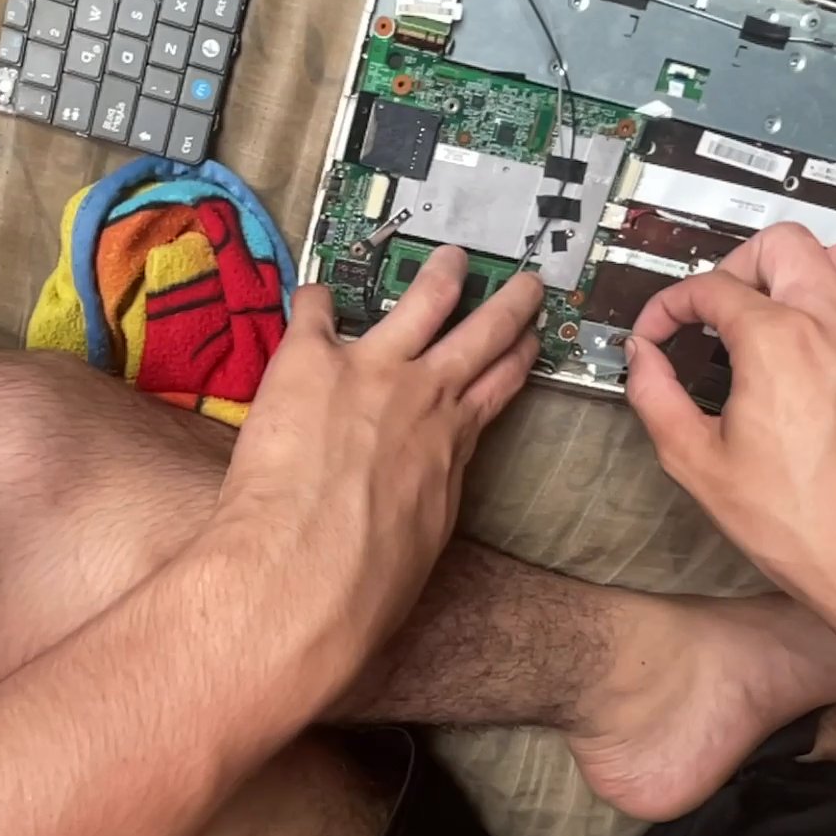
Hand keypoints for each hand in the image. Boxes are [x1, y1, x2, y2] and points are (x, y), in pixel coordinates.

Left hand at [217, 246, 543, 663]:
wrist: (305, 569)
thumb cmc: (369, 578)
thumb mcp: (425, 534)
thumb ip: (429, 488)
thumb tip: (424, 475)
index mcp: (451, 441)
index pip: (497, 388)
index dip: (516, 360)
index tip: (530, 340)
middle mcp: (422, 392)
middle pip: (478, 336)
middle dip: (506, 306)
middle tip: (523, 282)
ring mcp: (370, 366)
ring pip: (419, 304)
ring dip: (437, 277)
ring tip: (450, 257)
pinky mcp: (311, 358)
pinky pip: (316, 310)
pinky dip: (316, 299)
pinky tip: (317, 291)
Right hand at [622, 223, 835, 639]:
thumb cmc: (792, 521)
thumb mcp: (693, 461)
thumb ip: (654, 395)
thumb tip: (640, 357)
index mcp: (777, 342)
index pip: (708, 289)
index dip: (666, 307)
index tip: (652, 338)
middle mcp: (834, 325)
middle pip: (781, 245)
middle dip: (730, 267)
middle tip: (708, 313)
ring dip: (796, 270)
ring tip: (765, 309)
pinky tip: (829, 336)